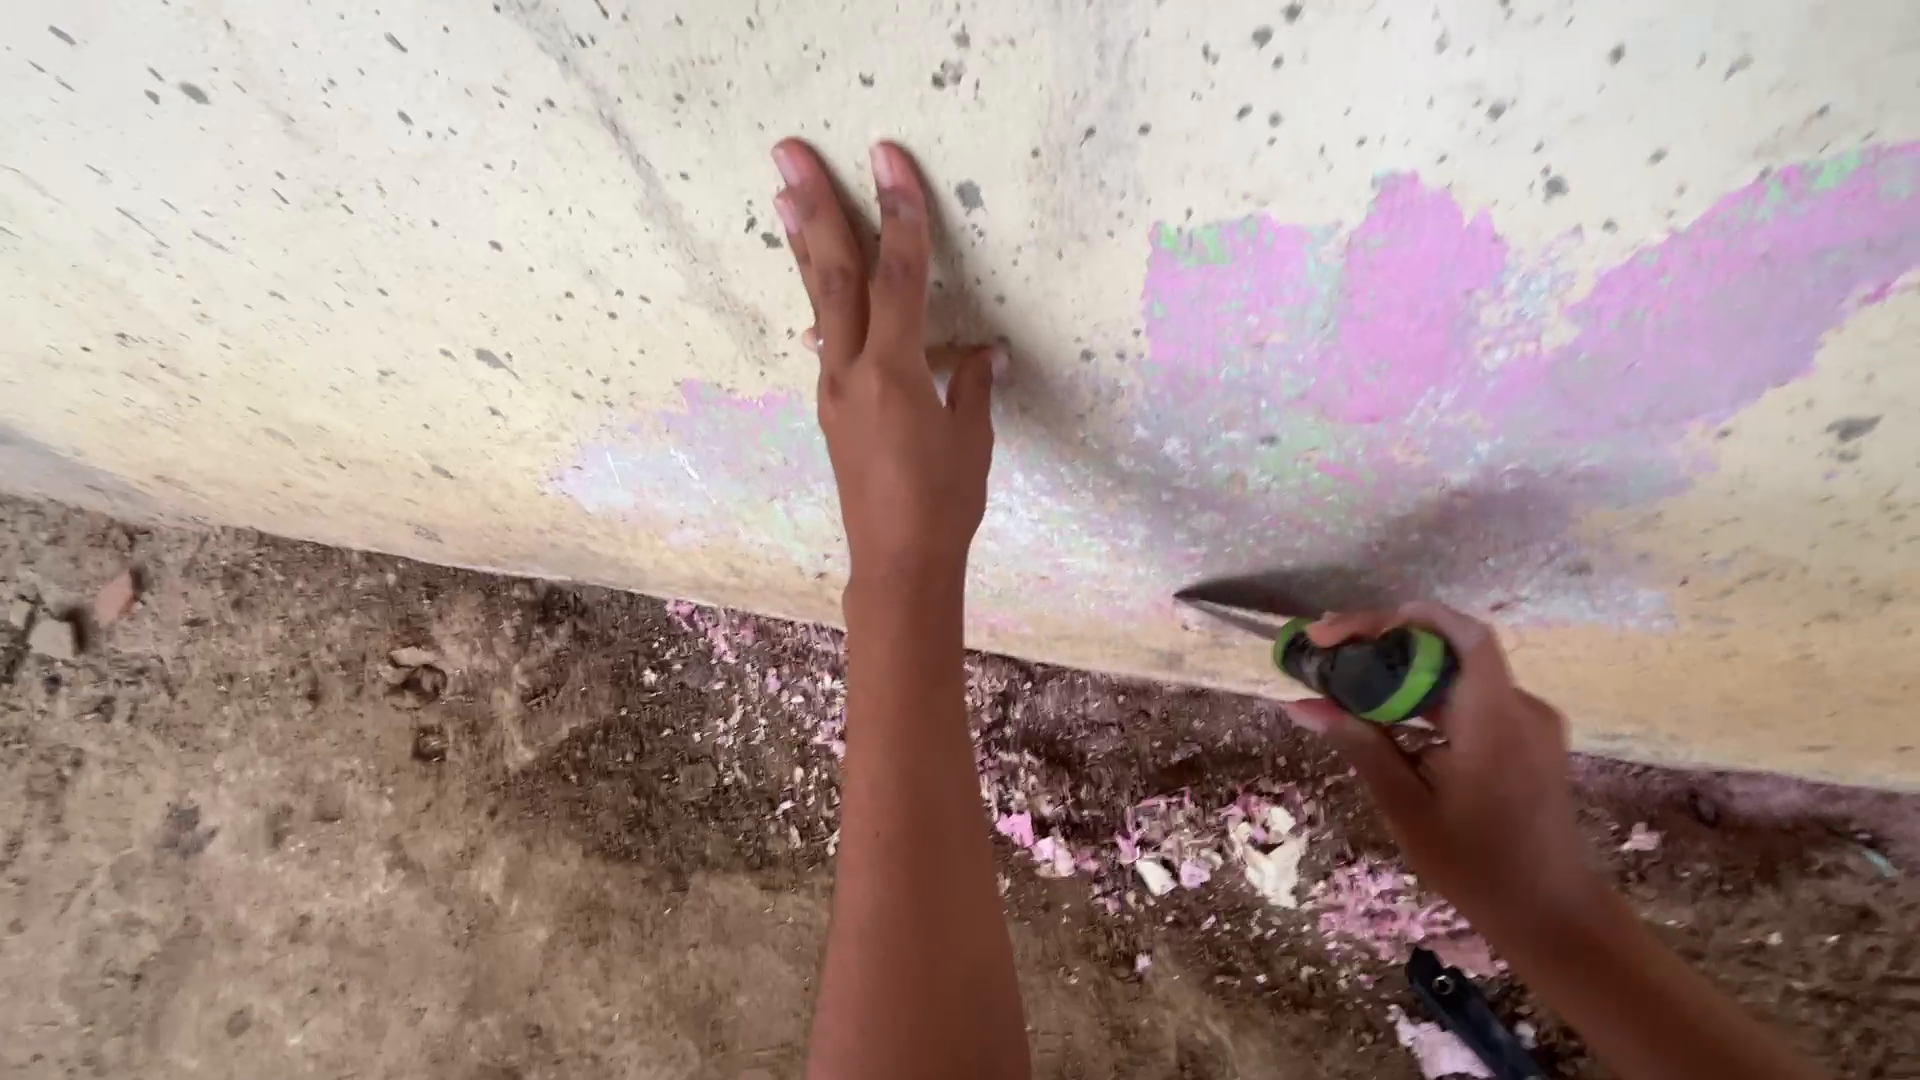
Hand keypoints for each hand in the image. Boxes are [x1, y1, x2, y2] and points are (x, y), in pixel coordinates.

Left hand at [771, 138, 1003, 590]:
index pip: (900, 278)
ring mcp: (834, 393)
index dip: (900, 216)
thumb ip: (971, 385)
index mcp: (894, 373)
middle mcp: (852, 374)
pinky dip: (826, 305)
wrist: (897, 562)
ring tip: (784, 198)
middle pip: (834, 278)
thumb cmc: (944, 504)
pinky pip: (830, 345)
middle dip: (816, 211)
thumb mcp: (971, 440)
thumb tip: (983, 352)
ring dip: (805, 250)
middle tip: (786, 154)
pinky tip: (821, 288)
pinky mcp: (833, 412)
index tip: (888, 158)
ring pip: (821, 308)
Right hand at [1285, 603, 1603, 931]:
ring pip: (1454, 673)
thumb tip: (1301, 705)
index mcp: (1495, 722)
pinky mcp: (1523, 738)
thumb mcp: (1406, 806)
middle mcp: (1520, 709)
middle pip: (1448, 649)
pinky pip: (1467, 697)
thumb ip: (1359, 745)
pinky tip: (1381, 711)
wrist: (1552, 914)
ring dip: (1398, 668)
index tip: (1348, 629)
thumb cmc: (1476, 864)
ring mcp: (1527, 723)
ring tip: (1341, 676)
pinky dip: (1421, 694)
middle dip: (1383, 641)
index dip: (1408, 617)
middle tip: (1326, 649)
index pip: (1464, 637)